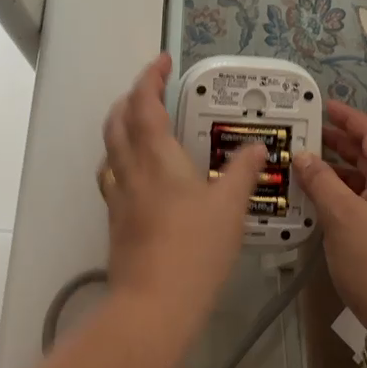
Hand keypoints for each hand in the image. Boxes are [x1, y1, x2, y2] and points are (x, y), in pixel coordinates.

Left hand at [101, 54, 266, 325]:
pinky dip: (122, 158)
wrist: (153, 305)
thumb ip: (242, 171)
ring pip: (110, 148)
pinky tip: (141, 175)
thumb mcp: (230, 206)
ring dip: (121, 126)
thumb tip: (257, 147)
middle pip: (117, 121)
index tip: (162, 62)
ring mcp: (118, 197)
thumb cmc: (195, 249)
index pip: (144, 104)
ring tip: (142, 125)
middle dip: (131, 97)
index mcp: (156, 157)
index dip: (150, 78)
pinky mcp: (116, 222)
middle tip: (151, 89)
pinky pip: (113, 174)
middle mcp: (130, 169)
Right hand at [292, 100, 366, 327]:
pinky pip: (364, 202)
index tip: (324, 106)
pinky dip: (342, 194)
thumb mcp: (343, 217)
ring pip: (365, 181)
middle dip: (340, 142)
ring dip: (338, 170)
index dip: (349, 118)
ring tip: (306, 164)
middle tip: (307, 133)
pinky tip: (319, 199)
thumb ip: (321, 182)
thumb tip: (304, 156)